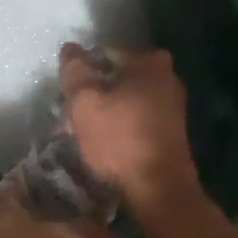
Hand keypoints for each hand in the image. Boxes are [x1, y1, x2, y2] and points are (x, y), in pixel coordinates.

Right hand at [61, 43, 199, 212]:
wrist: (158, 189)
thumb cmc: (119, 140)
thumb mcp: (85, 102)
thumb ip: (74, 71)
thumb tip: (70, 48)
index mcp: (150, 61)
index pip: (104, 53)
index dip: (79, 71)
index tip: (65, 93)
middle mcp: (168, 76)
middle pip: (116, 77)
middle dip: (92, 92)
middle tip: (69, 114)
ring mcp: (172, 105)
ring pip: (124, 99)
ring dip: (103, 111)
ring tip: (80, 132)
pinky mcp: (170, 130)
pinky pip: (135, 118)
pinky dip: (118, 126)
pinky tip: (102, 143)